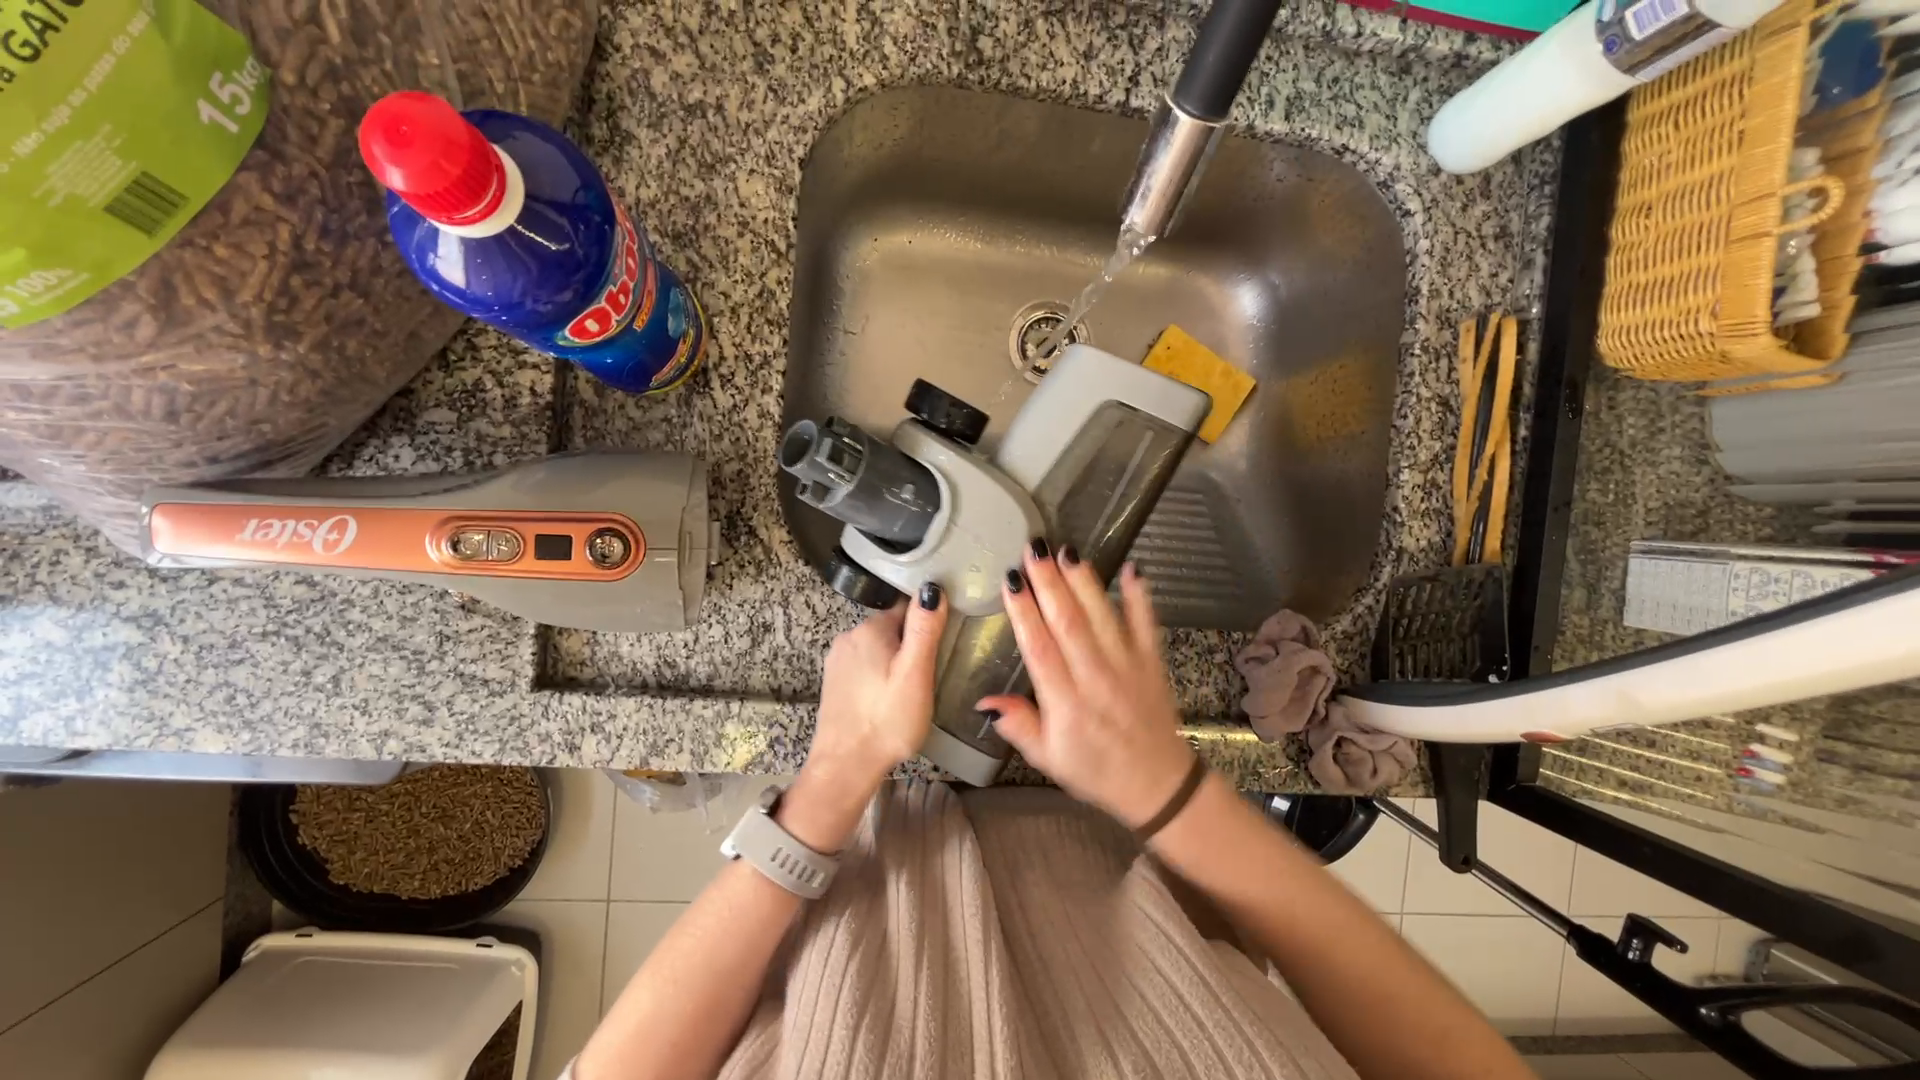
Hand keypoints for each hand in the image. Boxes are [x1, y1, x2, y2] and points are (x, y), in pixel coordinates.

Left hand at [789, 587, 947, 847]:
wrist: (845, 765)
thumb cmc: (887, 721)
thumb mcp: (916, 673)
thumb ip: (924, 628)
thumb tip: (932, 588)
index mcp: (870, 628)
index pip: (906, 609)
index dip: (927, 624)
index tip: (941, 645)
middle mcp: (849, 636)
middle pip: (891, 628)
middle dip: (910, 645)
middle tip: (929, 675)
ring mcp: (838, 660)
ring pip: (877, 649)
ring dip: (894, 662)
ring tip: (911, 691)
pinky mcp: (834, 682)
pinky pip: (864, 667)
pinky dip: (879, 677)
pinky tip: (888, 700)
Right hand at [978, 543, 1196, 828]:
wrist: (1157, 784)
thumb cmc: (1094, 770)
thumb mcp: (1046, 758)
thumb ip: (1017, 725)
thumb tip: (983, 701)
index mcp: (1065, 703)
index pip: (1040, 648)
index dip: (1024, 612)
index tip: (1010, 580)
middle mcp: (1096, 678)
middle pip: (1069, 622)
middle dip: (1050, 582)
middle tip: (1034, 548)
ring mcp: (1128, 666)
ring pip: (1103, 616)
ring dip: (1084, 581)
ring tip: (1067, 550)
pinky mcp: (1153, 661)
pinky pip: (1147, 623)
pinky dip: (1140, 595)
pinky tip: (1132, 568)